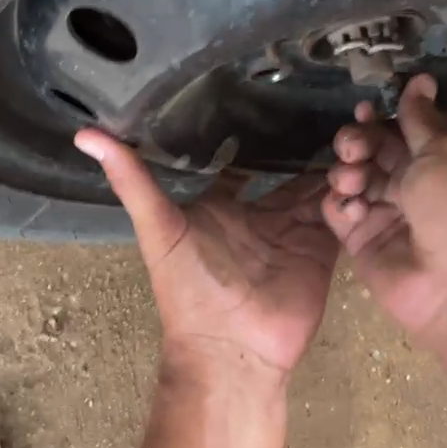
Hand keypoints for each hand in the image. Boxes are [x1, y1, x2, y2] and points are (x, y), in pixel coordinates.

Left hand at [76, 129, 338, 382]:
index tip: (271, 98)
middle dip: (301, 148)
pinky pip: (337, 216)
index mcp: (219, 207)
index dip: (255, 137)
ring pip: (314, 191)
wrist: (231, 350)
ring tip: (350, 129)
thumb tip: (84, 133)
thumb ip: (131, 180)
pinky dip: (348, 195)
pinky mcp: (319, 252)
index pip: (240, 164)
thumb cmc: (189, 288)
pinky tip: (362, 163)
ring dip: (328, 166)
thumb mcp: (157, 227)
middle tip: (326, 106)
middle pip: (284, 174)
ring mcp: (290, 234)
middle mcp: (257, 217)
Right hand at [320, 75, 446, 341]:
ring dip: (347, 172)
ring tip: (352, 180)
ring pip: (353, 179)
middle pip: (374, 152)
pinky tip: (351, 207)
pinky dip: (339, 204)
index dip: (382, 119)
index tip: (364, 109)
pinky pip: (340, 213)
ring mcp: (387, 215)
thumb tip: (421, 79)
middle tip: (352, 148)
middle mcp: (416, 186)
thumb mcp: (446, 149)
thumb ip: (420, 118)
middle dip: (358, 142)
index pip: (404, 131)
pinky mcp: (362, 242)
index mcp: (444, 160)